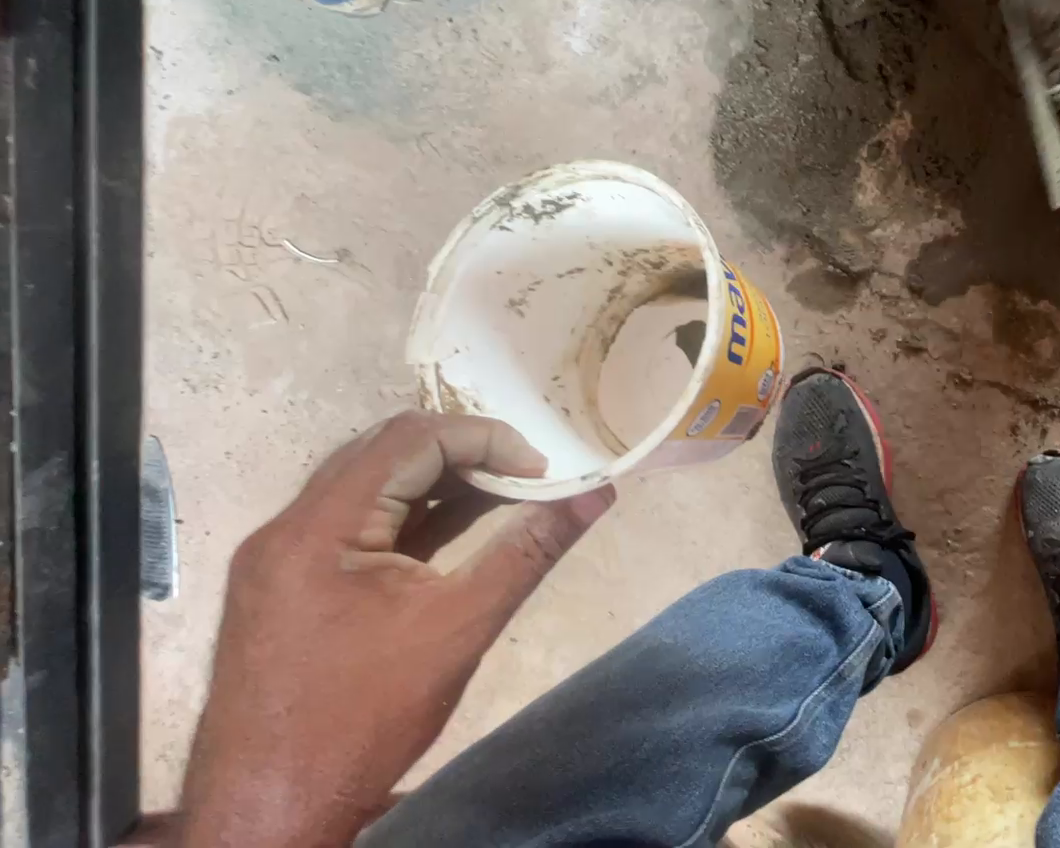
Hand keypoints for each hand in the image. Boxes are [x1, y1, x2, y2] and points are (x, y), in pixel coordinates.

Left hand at [178, 412, 614, 847]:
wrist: (270, 813)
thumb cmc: (367, 717)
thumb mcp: (464, 625)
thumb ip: (532, 548)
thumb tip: (599, 493)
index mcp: (318, 529)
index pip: (411, 440)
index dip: (486, 439)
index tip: (541, 471)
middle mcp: (289, 528)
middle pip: (388, 449)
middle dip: (468, 451)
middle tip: (528, 477)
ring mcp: (285, 556)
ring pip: (374, 481)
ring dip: (445, 478)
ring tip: (508, 495)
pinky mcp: (294, 582)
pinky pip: (363, 520)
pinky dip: (419, 510)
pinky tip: (466, 522)